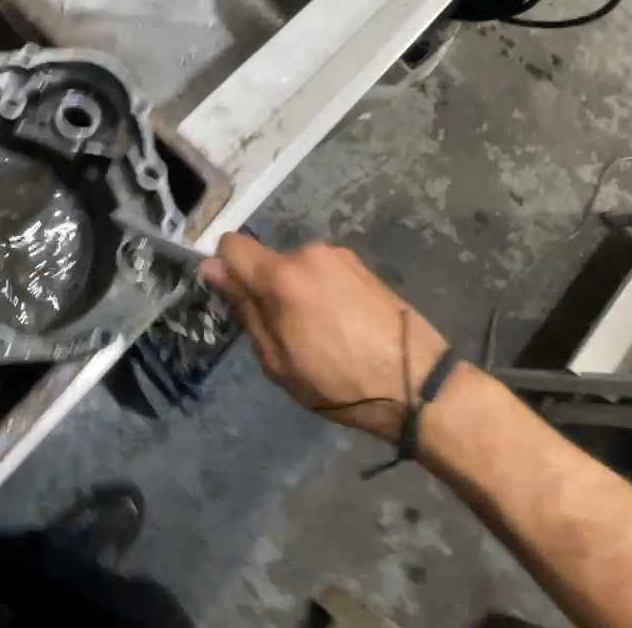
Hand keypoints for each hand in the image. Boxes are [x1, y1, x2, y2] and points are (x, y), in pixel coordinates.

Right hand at [201, 234, 448, 441]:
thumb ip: (244, 309)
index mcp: (281, 276)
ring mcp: (340, 257)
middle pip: (266, 261)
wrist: (420, 386)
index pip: (230, 246)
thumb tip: (212, 269)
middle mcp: (308, 254)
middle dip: (265, 288)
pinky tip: (343, 326)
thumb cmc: (340, 383)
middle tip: (283, 331)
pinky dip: (322, 292)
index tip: (233, 299)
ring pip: (296, 268)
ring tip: (320, 333)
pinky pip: (324, 272)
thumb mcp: (277, 360)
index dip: (224, 269)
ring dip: (296, 291)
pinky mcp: (364, 267)